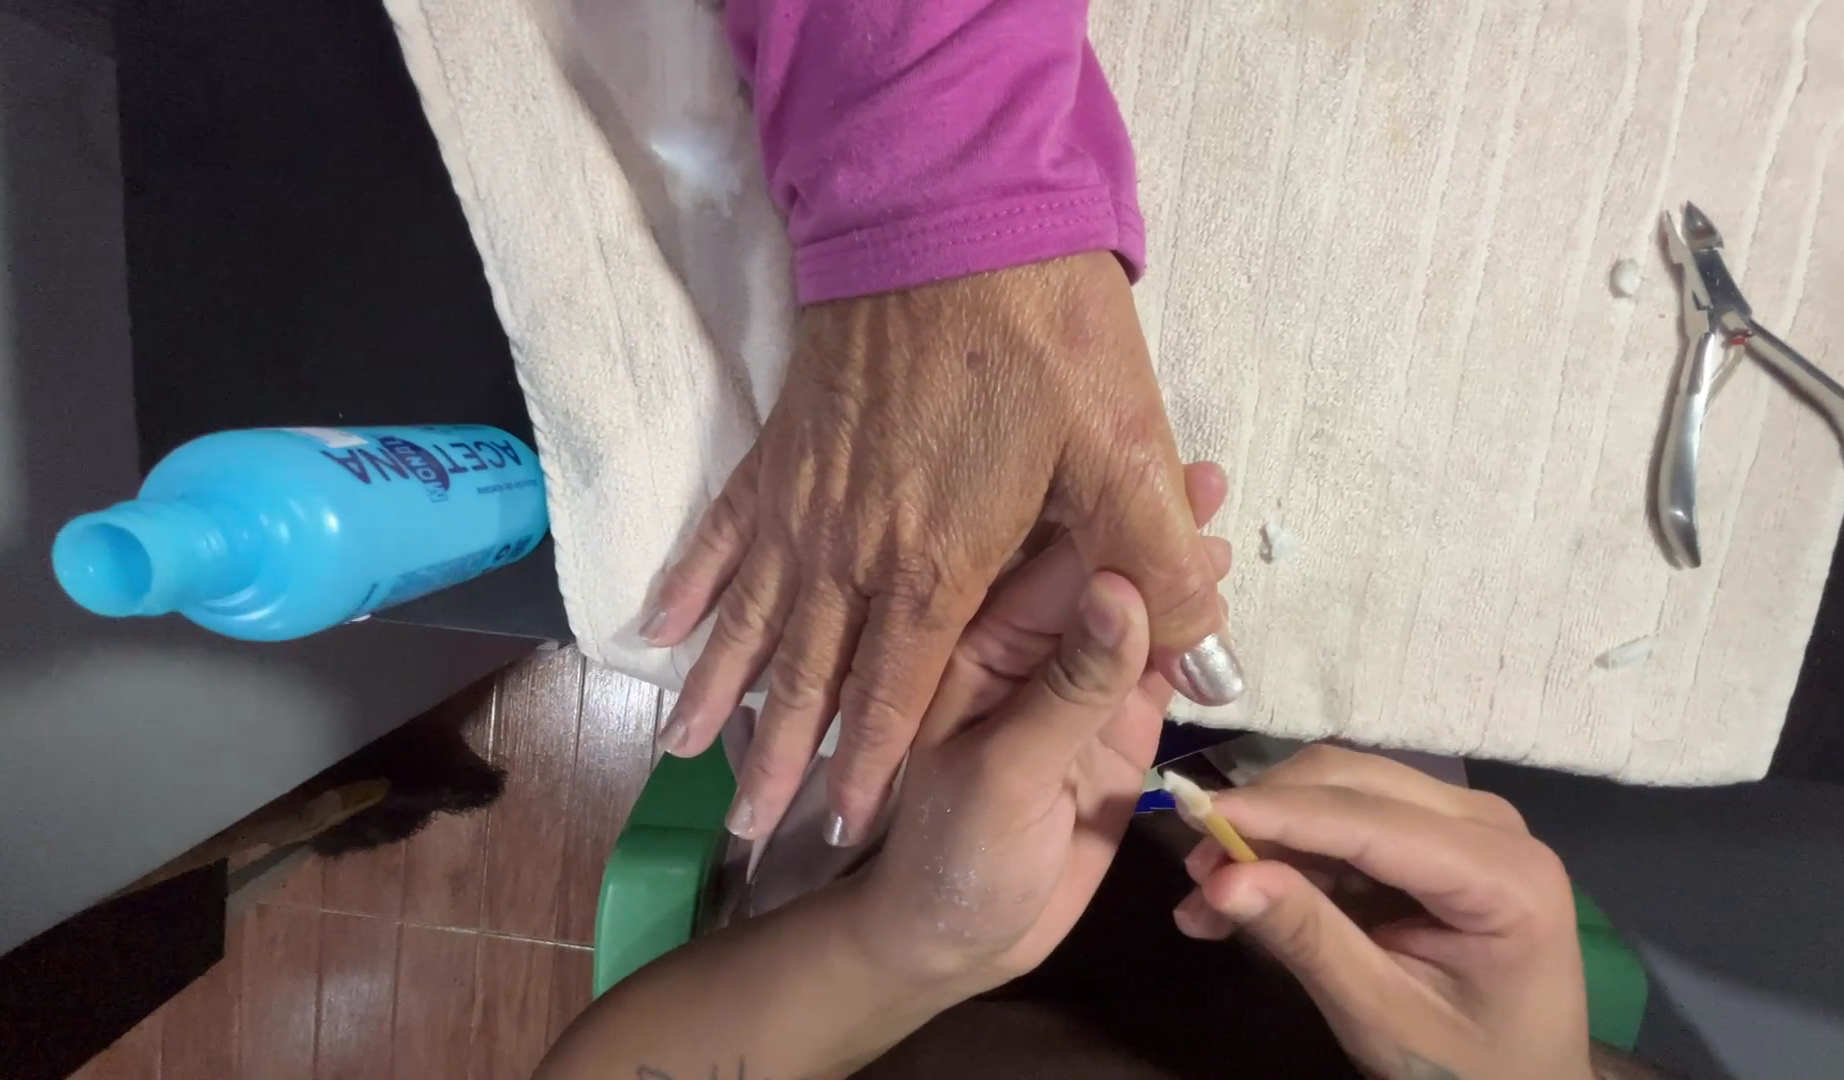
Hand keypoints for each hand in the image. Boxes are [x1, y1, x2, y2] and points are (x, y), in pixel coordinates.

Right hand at [641, 252, 1240, 845]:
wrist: (949, 216)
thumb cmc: (1042, 333)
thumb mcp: (1126, 442)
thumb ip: (1153, 550)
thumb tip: (1187, 630)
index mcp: (937, 562)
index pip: (896, 690)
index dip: (870, 763)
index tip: (839, 824)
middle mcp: (854, 548)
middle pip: (811, 670)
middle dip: (783, 753)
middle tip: (746, 824)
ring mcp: (806, 500)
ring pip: (754, 615)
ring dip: (720, 687)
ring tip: (684, 747)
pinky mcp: (783, 450)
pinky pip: (724, 530)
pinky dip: (691, 581)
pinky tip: (656, 624)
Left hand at [849, 463, 1232, 989]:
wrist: (965, 936)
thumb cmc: (955, 855)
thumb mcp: (1005, 770)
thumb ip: (1067, 688)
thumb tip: (1123, 589)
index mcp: (981, 644)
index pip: (1051, 572)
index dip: (1108, 526)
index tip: (1164, 481)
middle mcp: (1030, 652)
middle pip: (1098, 583)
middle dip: (1149, 537)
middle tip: (1209, 484)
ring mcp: (1077, 689)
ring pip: (1134, 624)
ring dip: (1176, 585)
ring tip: (1220, 536)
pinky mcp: (1113, 729)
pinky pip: (1156, 676)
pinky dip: (1189, 649)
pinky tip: (1216, 613)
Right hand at [1173, 746, 1592, 1079]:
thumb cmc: (1466, 1065)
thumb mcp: (1383, 1016)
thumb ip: (1307, 940)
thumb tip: (1221, 879)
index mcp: (1505, 877)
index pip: (1366, 820)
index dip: (1275, 812)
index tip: (1194, 811)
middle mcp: (1484, 820)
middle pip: (1343, 780)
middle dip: (1262, 815)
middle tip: (1198, 866)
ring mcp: (1454, 812)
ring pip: (1329, 782)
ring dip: (1264, 827)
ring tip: (1209, 888)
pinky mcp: (1423, 818)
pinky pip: (1333, 806)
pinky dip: (1281, 840)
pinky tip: (1242, 883)